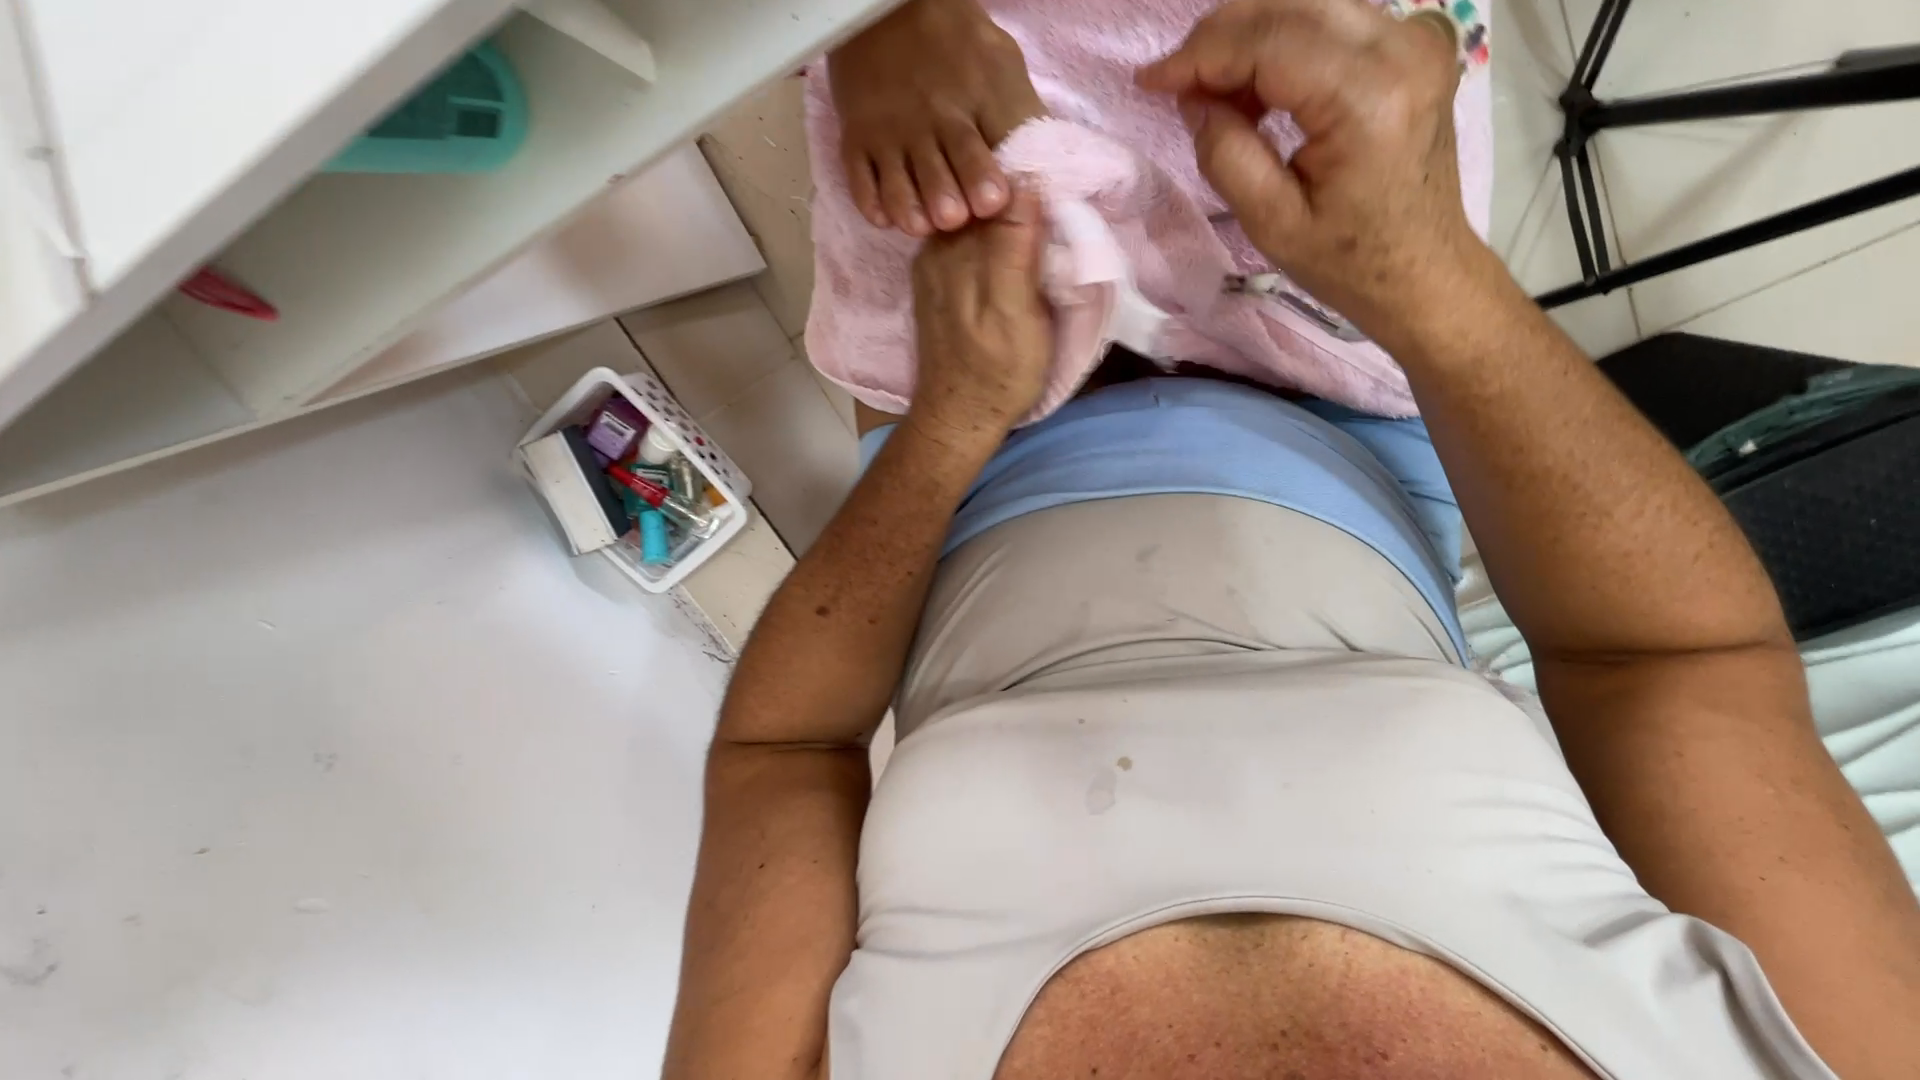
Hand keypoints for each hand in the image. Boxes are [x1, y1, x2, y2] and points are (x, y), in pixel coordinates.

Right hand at [828, 0, 1045, 235]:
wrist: (886, 9)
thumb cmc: (957, 46)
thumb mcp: (1001, 65)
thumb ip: (1018, 115)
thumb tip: (1042, 167)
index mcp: (976, 102)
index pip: (988, 149)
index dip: (991, 179)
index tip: (996, 201)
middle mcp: (931, 121)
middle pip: (941, 171)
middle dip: (949, 199)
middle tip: (955, 217)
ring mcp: (890, 133)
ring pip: (897, 185)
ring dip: (909, 209)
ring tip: (921, 225)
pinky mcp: (857, 139)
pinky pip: (860, 181)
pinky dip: (871, 204)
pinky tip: (885, 218)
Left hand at [906, 189, 1052, 443]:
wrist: (958, 418)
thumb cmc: (997, 373)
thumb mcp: (1016, 313)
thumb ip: (1015, 248)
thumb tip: (1026, 182)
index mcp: (955, 247)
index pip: (994, 185)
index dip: (1030, 181)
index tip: (1064, 188)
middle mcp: (939, 245)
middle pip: (983, 196)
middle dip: (1019, 194)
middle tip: (1058, 213)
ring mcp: (934, 262)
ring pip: (977, 217)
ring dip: (1010, 217)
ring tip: (1042, 233)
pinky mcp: (938, 280)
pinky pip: (969, 240)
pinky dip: (995, 238)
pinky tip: (1016, 255)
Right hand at [1136, 0, 1492, 337]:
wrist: (1422, 269)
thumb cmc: (1346, 261)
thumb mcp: (1270, 224)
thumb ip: (1226, 154)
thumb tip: (1194, 99)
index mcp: (1367, 99)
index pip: (1268, 41)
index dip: (1200, 53)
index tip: (1151, 80)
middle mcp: (1401, 49)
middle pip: (1288, 6)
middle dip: (1220, 37)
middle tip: (1178, 86)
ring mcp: (1416, 38)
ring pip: (1307, 4)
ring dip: (1249, 38)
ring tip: (1216, 95)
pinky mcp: (1414, 43)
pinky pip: (1332, 18)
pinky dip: (1282, 41)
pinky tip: (1259, 89)